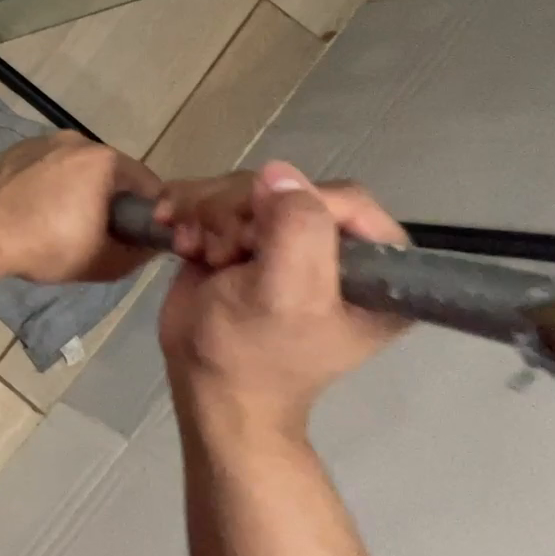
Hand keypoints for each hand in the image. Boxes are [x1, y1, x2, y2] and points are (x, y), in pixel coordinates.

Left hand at [0, 131, 160, 287]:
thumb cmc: (43, 245)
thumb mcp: (105, 261)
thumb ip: (140, 251)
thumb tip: (151, 244)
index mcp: (102, 159)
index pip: (147, 185)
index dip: (148, 214)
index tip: (134, 236)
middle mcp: (72, 140)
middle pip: (109, 173)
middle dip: (109, 200)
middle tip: (96, 232)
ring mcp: (37, 141)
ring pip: (74, 168)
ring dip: (76, 190)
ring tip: (60, 222)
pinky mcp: (11, 150)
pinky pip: (44, 166)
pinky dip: (47, 184)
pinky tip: (33, 208)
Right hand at [158, 162, 410, 437]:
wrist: (204, 382)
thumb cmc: (255, 352)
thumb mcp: (287, 295)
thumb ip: (297, 230)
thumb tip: (278, 173)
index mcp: (376, 264)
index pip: (341, 198)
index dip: (290, 207)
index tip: (252, 241)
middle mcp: (333, 245)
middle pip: (281, 188)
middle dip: (235, 213)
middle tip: (219, 253)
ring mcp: (279, 238)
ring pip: (239, 188)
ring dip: (204, 213)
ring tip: (195, 250)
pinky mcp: (235, 236)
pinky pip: (209, 197)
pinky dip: (184, 210)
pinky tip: (178, 239)